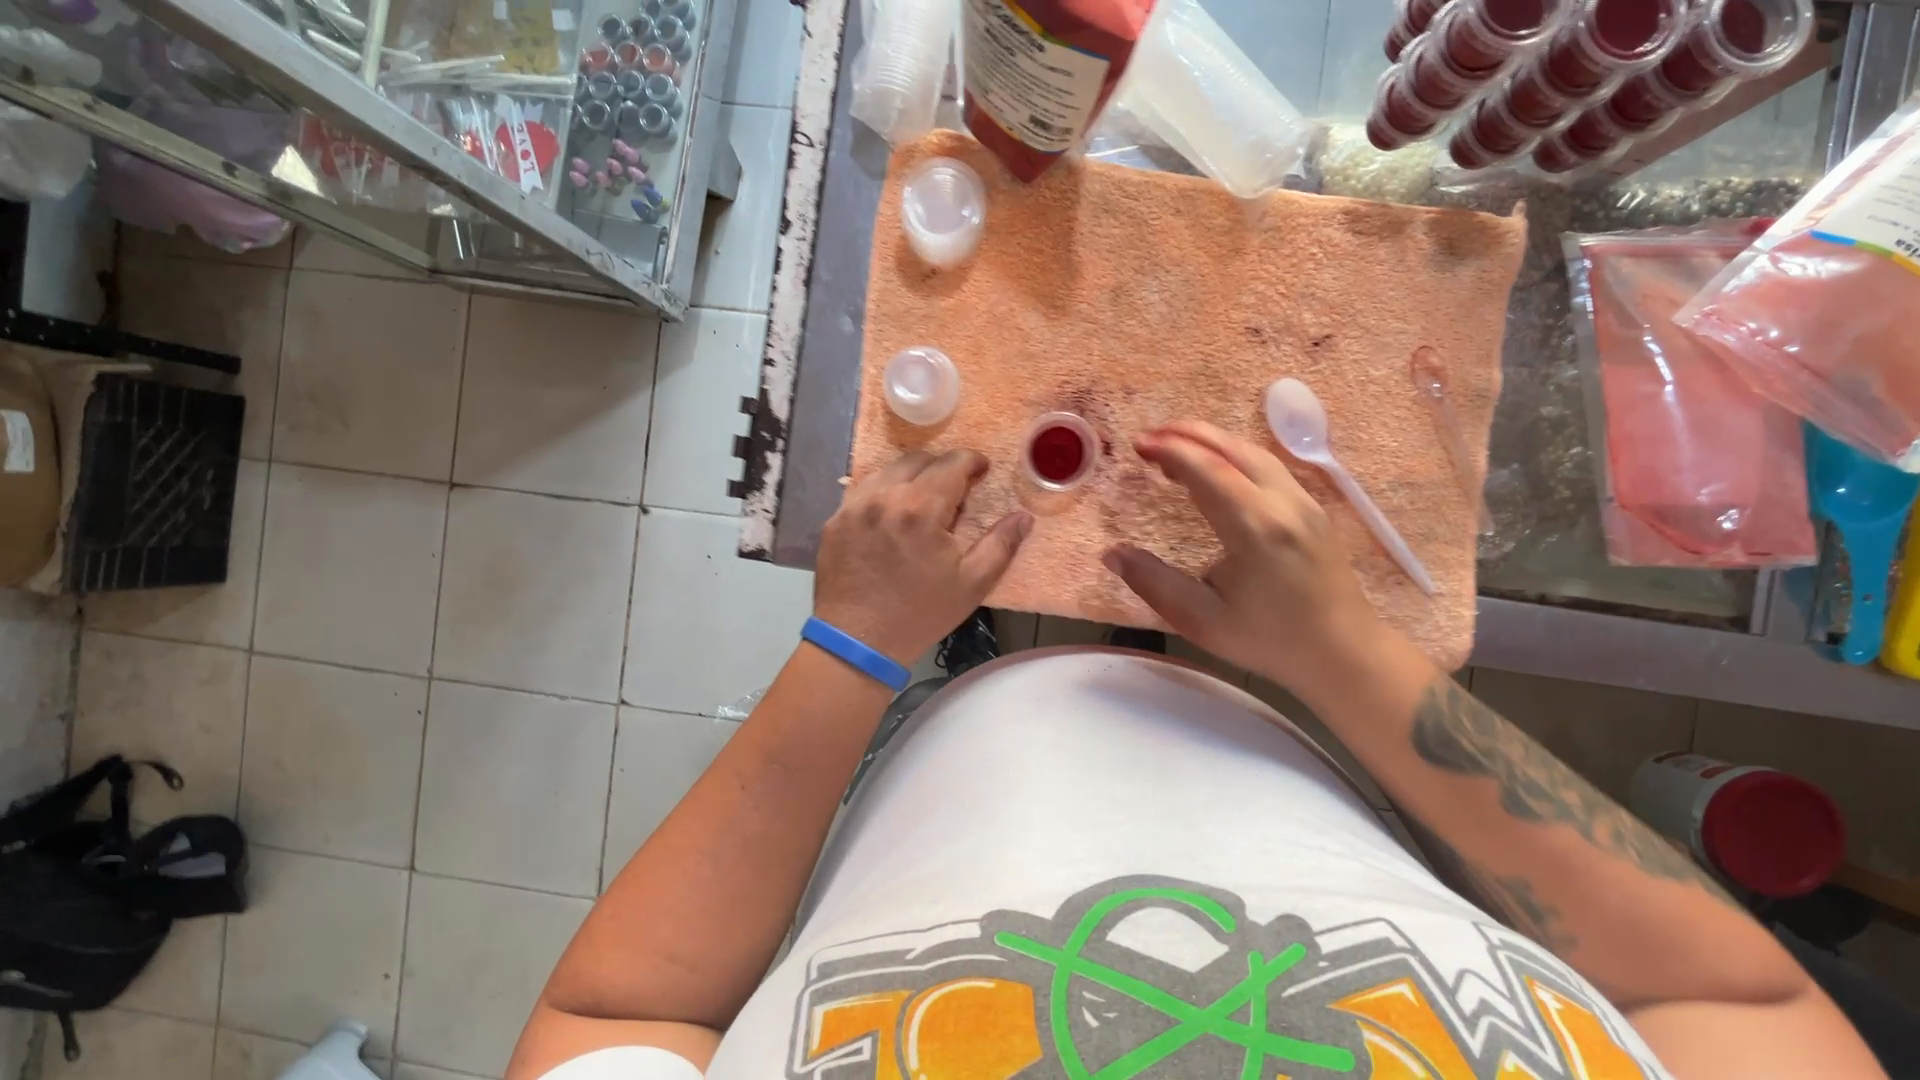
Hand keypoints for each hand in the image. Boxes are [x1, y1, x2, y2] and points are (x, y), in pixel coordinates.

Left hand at [815, 449, 1032, 665]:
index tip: (981, 471)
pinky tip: (892, 517)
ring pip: (887, 471)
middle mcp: (883, 496)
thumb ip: (1001, 544)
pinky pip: (863, 492)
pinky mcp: (835, 521)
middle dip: (942, 468)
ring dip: (911, 477)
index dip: (972, 461)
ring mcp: (853, 507)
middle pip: (918, 460)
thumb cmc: (920, 615)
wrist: (858, 643)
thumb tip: (1024, 517)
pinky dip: (883, 494)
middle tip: (954, 493)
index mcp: (919, 508)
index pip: (951, 463)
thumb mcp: (972, 584)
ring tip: (922, 502)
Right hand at [1101, 421, 1388, 697]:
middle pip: (1233, 448)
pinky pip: (1268, 466)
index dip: (1171, 451)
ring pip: (1254, 452)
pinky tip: (1214, 469)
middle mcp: (1285, 504)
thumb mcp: (1201, 620)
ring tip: (1173, 448)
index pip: (1209, 470)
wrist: (1342, 653)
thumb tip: (1112, 554)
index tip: (1138, 445)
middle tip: (1148, 437)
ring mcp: (1304, 502)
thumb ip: (1154, 583)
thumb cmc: (1269, 640)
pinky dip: (1233, 455)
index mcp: (1256, 529)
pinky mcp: (1313, 509)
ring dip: (1211, 442)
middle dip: (1187, 435)